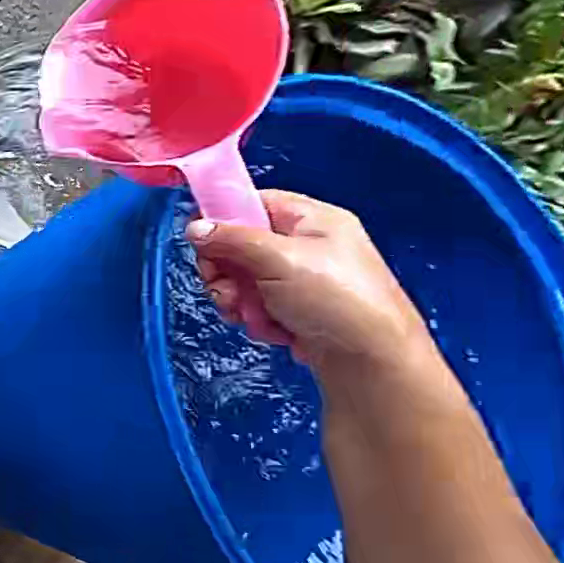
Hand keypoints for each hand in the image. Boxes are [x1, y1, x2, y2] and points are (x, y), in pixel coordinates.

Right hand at [185, 190, 434, 375]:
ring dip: (236, 299)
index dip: (222, 219)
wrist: (369, 358)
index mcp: (309, 219)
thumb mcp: (278, 259)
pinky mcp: (292, 307)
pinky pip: (254, 304)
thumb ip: (232, 240)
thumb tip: (194, 228)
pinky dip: (254, 317)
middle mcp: (302, 245)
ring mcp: (297, 278)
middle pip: (239, 245)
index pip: (252, 204)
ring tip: (251, 314)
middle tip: (227, 289)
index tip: (201, 243)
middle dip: (225, 271)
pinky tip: (269, 328)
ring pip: (241, 279)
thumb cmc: (336, 299)